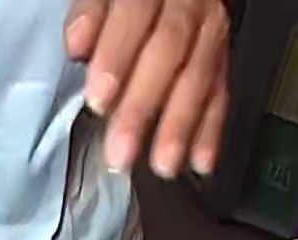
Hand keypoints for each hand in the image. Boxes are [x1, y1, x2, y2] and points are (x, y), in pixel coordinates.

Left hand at [65, 0, 230, 177]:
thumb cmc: (117, 8)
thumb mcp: (101, 0)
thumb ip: (90, 15)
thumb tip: (77, 43)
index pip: (134, 9)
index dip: (116, 54)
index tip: (97, 98)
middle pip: (168, 48)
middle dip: (142, 104)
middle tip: (122, 151)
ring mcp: (207, 26)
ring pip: (198, 72)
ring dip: (179, 124)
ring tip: (163, 165)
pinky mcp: (218, 53)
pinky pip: (219, 89)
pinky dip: (210, 128)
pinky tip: (201, 161)